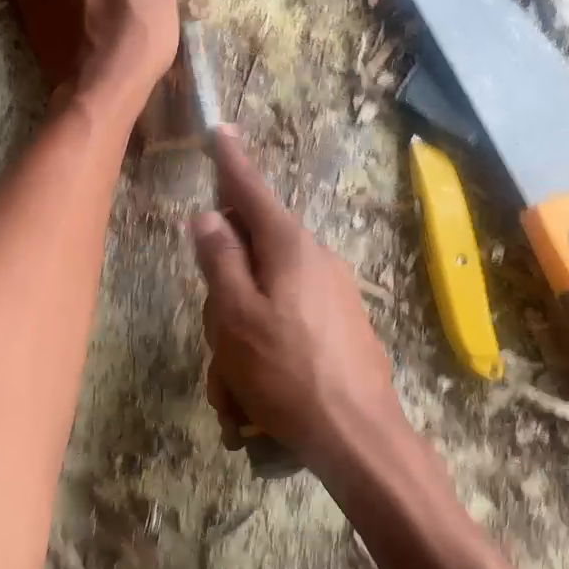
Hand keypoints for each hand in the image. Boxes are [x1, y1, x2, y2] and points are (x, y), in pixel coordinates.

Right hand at [192, 129, 405, 465]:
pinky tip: (258, 406)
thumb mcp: (237, 316)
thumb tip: (207, 216)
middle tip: (220, 349)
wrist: (361, 439)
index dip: (230, 161)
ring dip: (239, 344)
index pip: (250, 190)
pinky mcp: (340, 328)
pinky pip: (285, 327)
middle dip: (224, 302)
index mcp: (289, 246)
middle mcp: (314, 260)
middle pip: (249, 258)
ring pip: (262, 301)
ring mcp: (331, 295)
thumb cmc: (288, 373)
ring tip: (238, 397)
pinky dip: (264, 358)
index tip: (220, 129)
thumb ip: (219, 260)